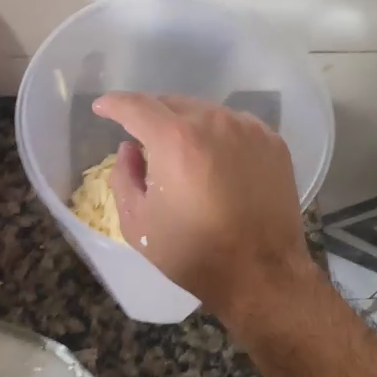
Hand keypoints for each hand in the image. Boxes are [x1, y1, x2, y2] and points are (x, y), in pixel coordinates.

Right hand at [91, 92, 315, 318]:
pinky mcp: (273, 143)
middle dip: (153, 118)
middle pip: (173, 104)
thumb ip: (124, 176)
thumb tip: (130, 149)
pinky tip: (218, 166)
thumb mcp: (138, 223)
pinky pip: (237, 128)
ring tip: (184, 159)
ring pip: (207, 113)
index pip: (136, 106)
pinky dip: (220, 138)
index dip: (114, 104)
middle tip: (146, 143)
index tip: (103, 108)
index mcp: (175, 139)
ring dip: (188, 127)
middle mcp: (215, 122)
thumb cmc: (193, 253)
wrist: (260, 273)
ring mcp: (249, 130)